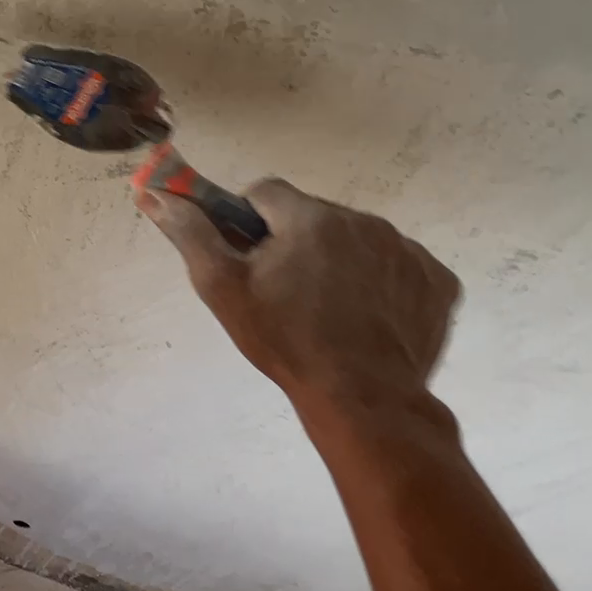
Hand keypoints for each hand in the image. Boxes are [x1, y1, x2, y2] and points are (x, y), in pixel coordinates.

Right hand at [138, 178, 461, 409]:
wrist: (364, 398)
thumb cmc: (282, 337)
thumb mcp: (219, 284)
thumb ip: (189, 230)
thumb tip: (153, 192)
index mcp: (312, 218)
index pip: (265, 192)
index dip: (246, 219)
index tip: (245, 255)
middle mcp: (367, 223)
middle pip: (310, 214)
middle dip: (290, 238)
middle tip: (277, 285)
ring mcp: (410, 253)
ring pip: (352, 237)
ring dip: (332, 256)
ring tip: (321, 304)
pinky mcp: (439, 283)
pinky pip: (394, 263)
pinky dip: (375, 278)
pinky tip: (362, 313)